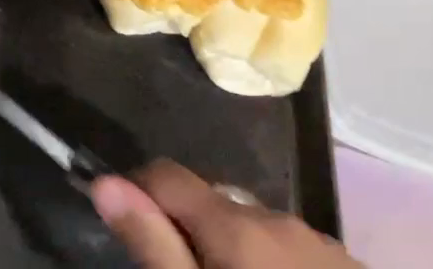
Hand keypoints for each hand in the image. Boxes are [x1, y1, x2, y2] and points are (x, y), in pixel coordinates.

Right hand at [92, 161, 362, 268]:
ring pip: (258, 229)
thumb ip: (152, 244)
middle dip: (190, 228)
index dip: (136, 191)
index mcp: (236, 224)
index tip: (129, 229)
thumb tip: (105, 182)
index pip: (165, 174)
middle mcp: (281, 222)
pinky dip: (277, 268)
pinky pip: (299, 255)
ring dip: (236, 249)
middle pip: (214, 202)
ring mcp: (328, 248)